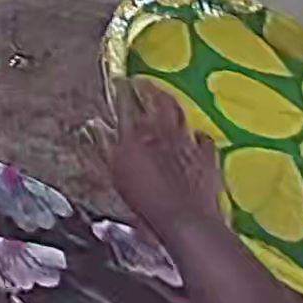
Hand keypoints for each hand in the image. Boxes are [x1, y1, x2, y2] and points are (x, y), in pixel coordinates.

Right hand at [89, 77, 224, 231]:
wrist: (187, 222)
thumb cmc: (146, 199)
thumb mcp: (117, 172)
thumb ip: (107, 145)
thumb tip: (96, 125)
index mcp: (136, 132)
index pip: (126, 102)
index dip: (121, 88)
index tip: (118, 80)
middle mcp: (161, 131)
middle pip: (155, 100)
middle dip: (147, 87)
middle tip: (141, 81)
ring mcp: (186, 143)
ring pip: (179, 112)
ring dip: (171, 102)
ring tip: (165, 96)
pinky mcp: (207, 159)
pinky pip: (204, 139)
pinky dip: (198, 135)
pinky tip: (196, 135)